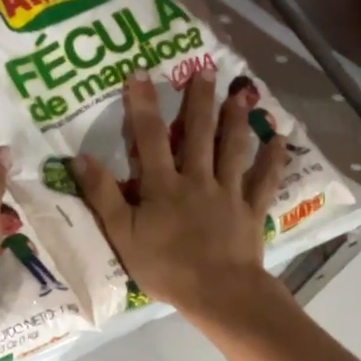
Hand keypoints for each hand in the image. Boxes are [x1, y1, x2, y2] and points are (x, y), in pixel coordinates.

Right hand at [72, 70, 290, 331]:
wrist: (217, 291)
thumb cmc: (164, 267)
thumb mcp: (122, 235)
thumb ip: (103, 197)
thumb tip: (81, 159)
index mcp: (162, 186)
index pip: (148, 138)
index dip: (142, 105)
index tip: (140, 74)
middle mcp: (197, 180)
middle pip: (197, 134)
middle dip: (198, 100)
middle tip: (204, 69)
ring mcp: (228, 193)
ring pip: (232, 149)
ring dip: (235, 120)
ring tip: (240, 95)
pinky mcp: (250, 211)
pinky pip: (264, 181)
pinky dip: (273, 160)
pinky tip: (280, 141)